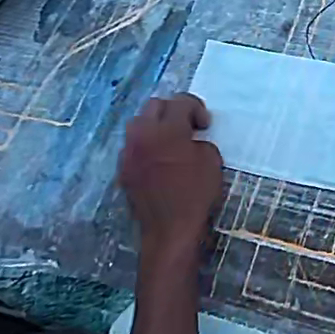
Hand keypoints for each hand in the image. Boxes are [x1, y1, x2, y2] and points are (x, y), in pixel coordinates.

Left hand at [117, 94, 223, 263]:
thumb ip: (200, 141)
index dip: (196, 109)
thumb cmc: (196, 194)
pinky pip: (132, 146)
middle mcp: (142, 136)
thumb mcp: (211, 160)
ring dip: (156, 125)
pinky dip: (146, 145)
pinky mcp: (123, 170)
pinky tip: (158, 160)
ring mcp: (128, 153)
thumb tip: (191, 140)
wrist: (170, 231)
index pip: (180, 102)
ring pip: (138, 123)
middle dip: (174, 111)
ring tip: (171, 141)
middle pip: (155, 106)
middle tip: (189, 127)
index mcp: (167, 130)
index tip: (204, 125)